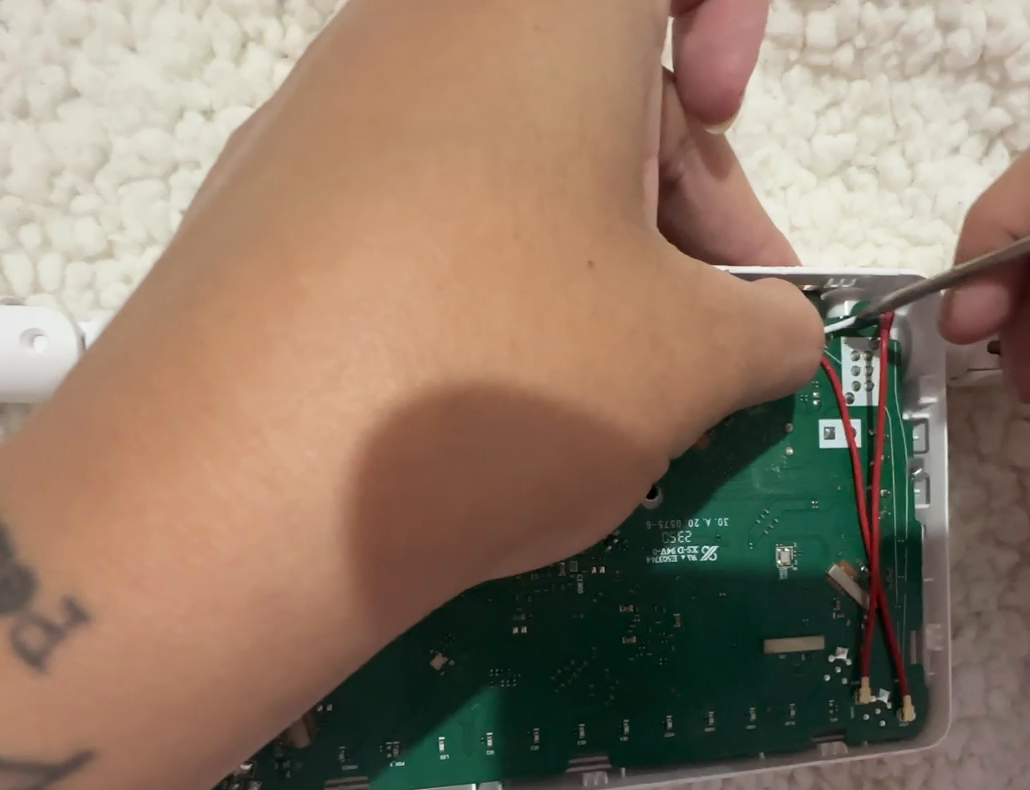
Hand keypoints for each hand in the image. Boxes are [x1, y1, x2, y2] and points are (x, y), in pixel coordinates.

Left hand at [25, 0, 820, 637]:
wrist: (246, 500)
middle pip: (596, 82)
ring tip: (625, 387)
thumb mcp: (693, 360)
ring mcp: (331, 127)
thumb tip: (783, 334)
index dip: (726, 7)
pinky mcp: (285, 223)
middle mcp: (420, 34)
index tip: (725, 107)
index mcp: (537, 12)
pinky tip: (518, 398)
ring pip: (517, 165)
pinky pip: (436, 223)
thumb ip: (773, 330)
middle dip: (684, 200)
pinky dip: (507, 290)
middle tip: (718, 328)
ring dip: (600, 262)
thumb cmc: (507, 379)